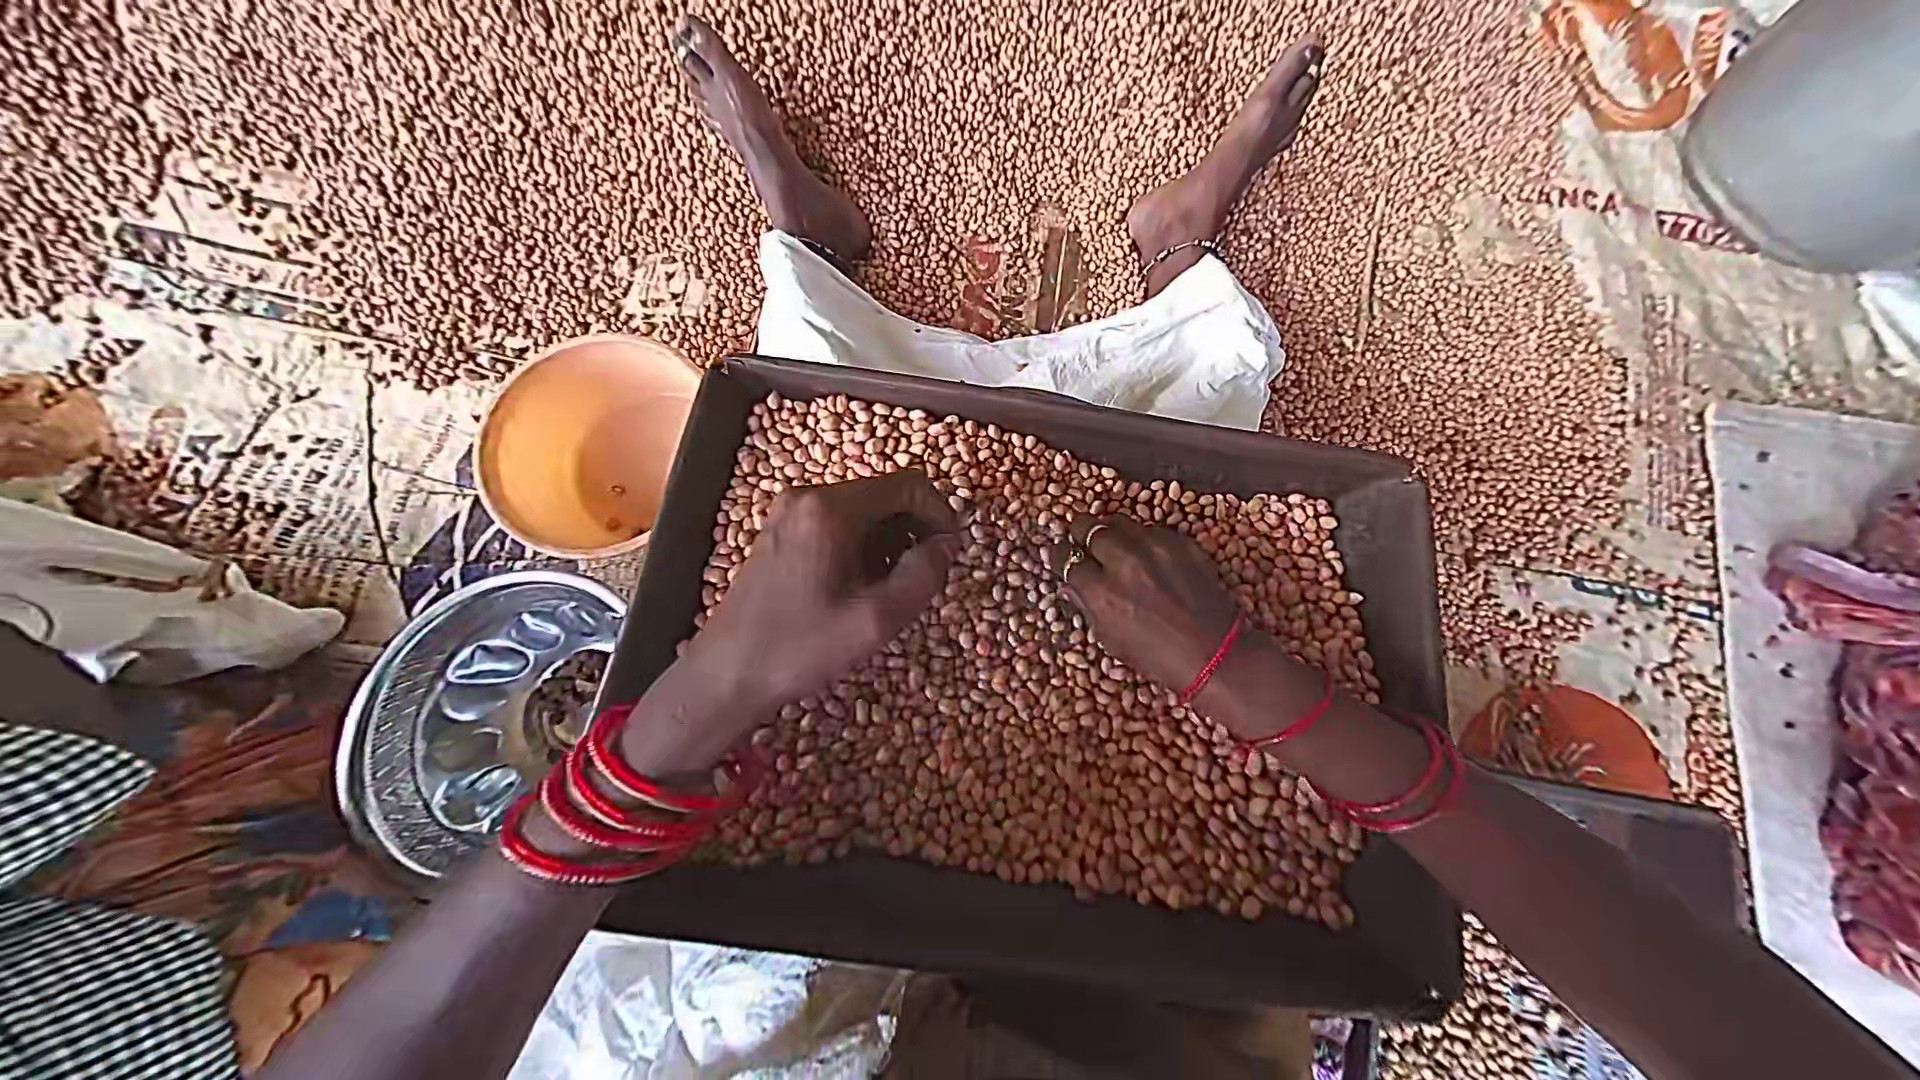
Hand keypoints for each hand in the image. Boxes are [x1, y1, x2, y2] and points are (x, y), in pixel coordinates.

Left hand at [695, 469, 960, 702]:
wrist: (725, 674)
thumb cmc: (800, 648)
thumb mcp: (875, 619)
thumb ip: (923, 576)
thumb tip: (947, 545)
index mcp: (830, 508)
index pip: (907, 484)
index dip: (940, 513)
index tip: (950, 552)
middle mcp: (808, 497)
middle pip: (885, 496)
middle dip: (914, 532)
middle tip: (922, 578)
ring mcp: (791, 513)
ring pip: (865, 513)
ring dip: (890, 543)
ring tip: (890, 590)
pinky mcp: (783, 533)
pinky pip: (840, 526)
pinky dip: (864, 548)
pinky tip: (860, 589)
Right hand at [1043, 514, 1240, 697]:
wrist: (1216, 654)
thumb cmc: (1158, 656)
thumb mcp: (1110, 639)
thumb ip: (1087, 605)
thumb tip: (1070, 584)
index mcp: (1102, 592)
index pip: (1066, 558)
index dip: (1059, 556)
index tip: (1059, 556)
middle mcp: (1125, 562)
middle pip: (1088, 527)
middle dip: (1079, 532)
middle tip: (1079, 539)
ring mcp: (1155, 548)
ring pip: (1118, 521)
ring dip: (1108, 531)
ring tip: (1108, 542)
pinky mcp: (1180, 543)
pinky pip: (1149, 529)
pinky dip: (1140, 538)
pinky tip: (1142, 553)